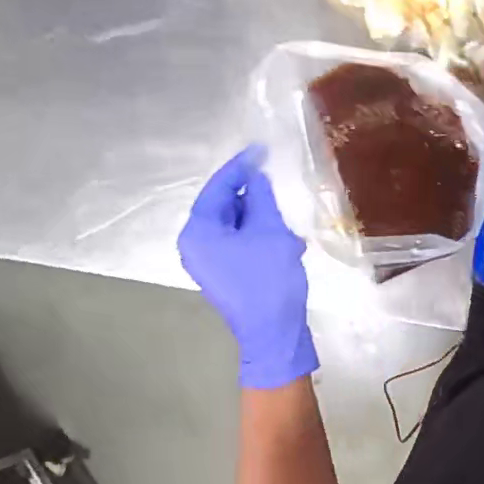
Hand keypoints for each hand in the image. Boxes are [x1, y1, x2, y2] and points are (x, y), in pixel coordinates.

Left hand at [179, 145, 317, 389]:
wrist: (274, 334)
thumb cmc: (269, 280)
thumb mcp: (270, 233)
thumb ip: (261, 199)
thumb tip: (256, 178)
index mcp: (198, 231)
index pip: (217, 188)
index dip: (241, 167)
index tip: (261, 149)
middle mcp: (196, 246)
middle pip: (224, 208)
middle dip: (255, 201)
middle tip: (279, 194)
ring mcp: (210, 264)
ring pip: (236, 229)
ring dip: (263, 223)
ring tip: (288, 229)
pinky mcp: (227, 278)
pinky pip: (241, 247)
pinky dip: (262, 241)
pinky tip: (287, 246)